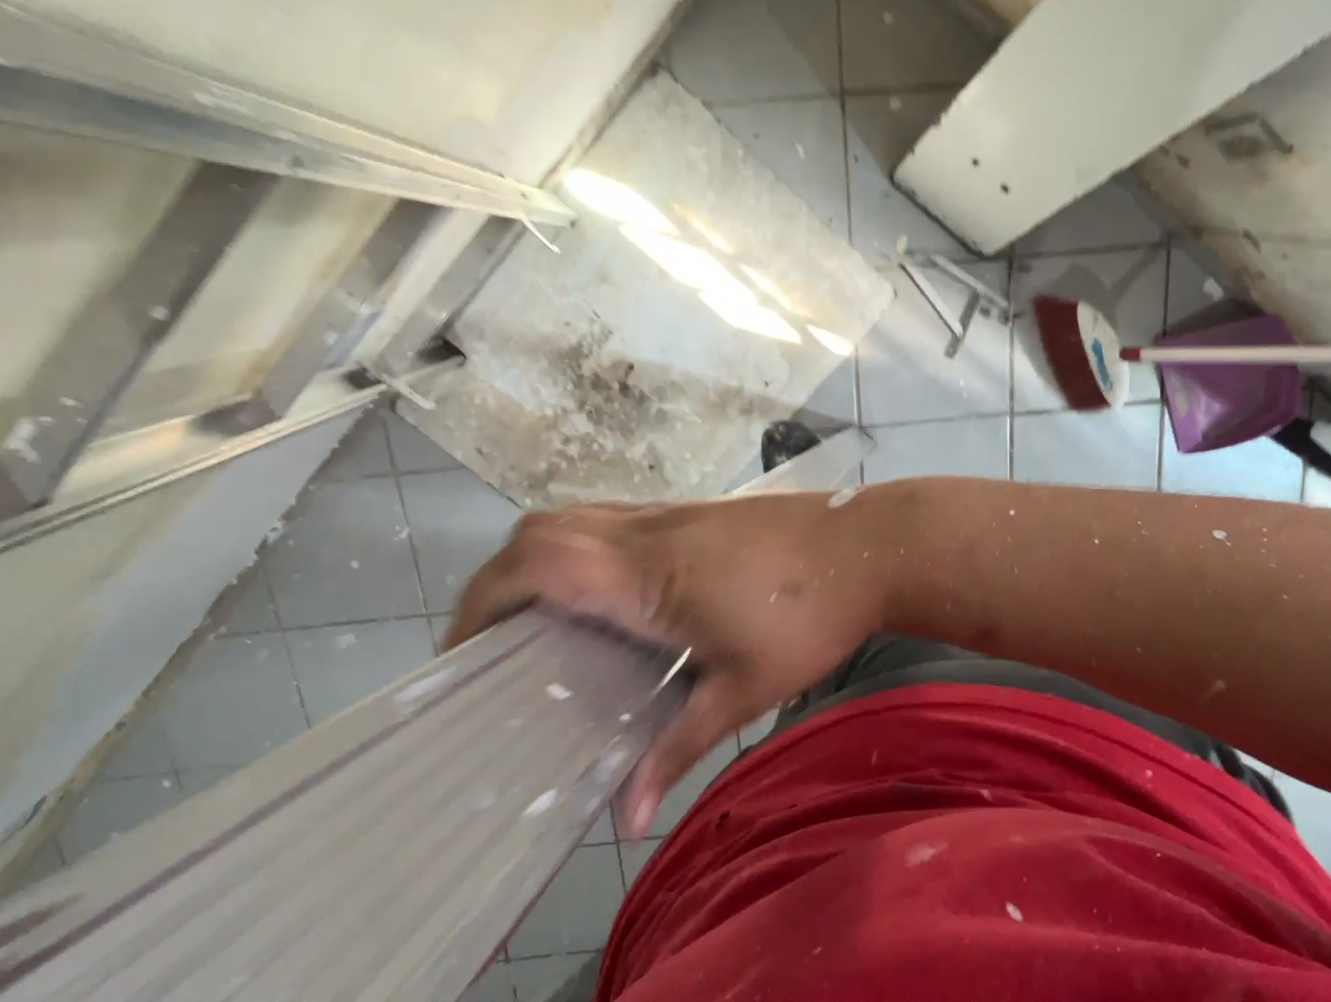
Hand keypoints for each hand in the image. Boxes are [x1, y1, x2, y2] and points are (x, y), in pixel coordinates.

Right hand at [444, 492, 887, 835]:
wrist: (868, 546)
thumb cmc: (807, 620)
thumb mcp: (743, 690)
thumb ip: (678, 748)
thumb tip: (629, 819)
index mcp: (644, 574)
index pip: (537, 565)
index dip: (484, 600)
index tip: (462, 652)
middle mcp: (641, 533)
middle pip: (537, 532)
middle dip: (494, 581)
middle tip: (487, 643)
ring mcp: (663, 513)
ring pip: (568, 517)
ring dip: (532, 559)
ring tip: (528, 620)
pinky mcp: (684, 511)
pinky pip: (602, 518)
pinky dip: (571, 548)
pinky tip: (593, 596)